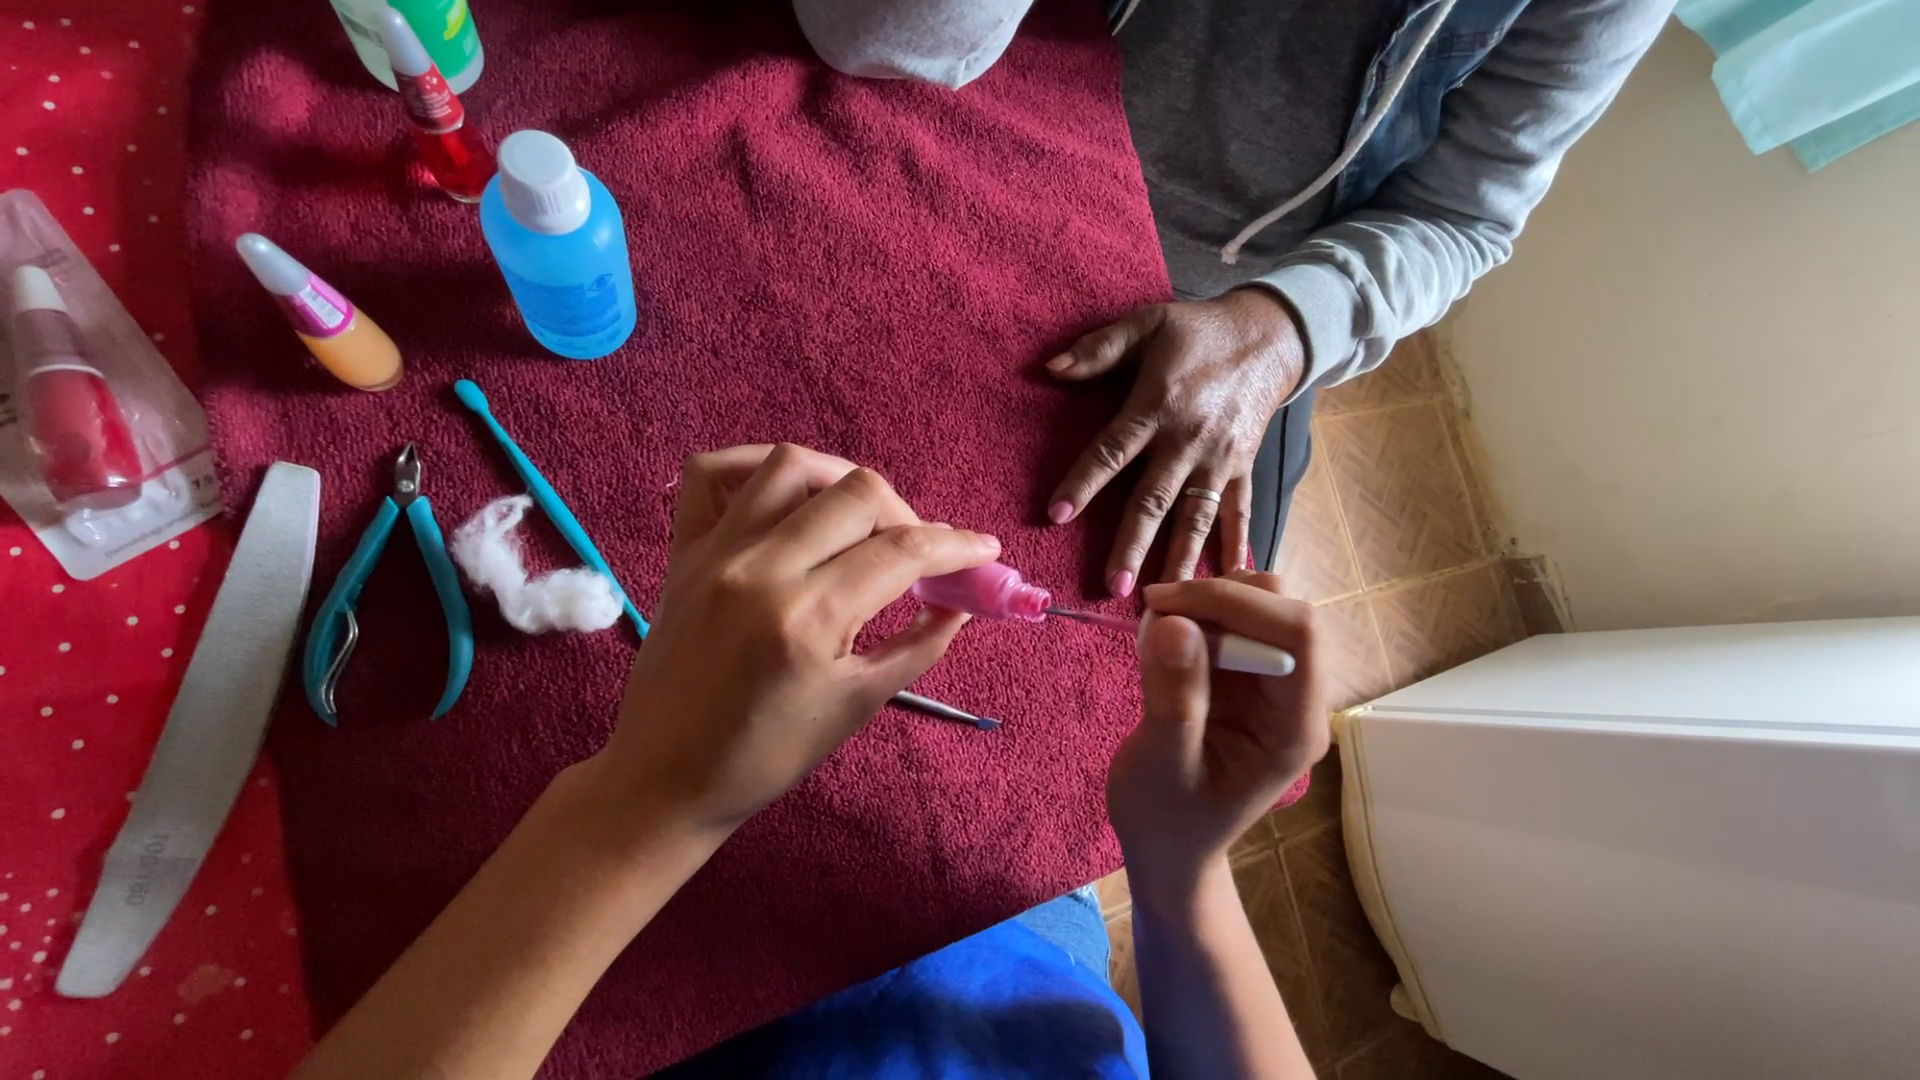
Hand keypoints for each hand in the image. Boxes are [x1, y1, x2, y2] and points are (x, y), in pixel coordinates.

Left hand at [594, 444, 999, 838]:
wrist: (663, 778)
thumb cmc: (766, 755)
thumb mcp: (857, 706)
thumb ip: (918, 646)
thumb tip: (960, 603)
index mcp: (809, 618)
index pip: (903, 550)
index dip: (957, 546)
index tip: (984, 552)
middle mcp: (761, 569)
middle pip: (857, 492)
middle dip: (907, 515)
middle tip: (917, 553)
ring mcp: (715, 552)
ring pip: (792, 465)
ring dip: (843, 481)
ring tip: (859, 520)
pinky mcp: (682, 550)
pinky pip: (710, 473)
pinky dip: (754, 465)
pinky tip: (788, 495)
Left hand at [1046, 288, 1304, 594]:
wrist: (1270, 335)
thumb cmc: (1198, 331)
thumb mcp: (1146, 323)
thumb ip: (1099, 348)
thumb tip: (1051, 368)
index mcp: (1157, 405)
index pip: (1112, 451)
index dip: (1083, 483)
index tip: (1057, 516)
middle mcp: (1187, 441)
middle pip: (1154, 500)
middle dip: (1133, 544)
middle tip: (1113, 585)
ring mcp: (1219, 460)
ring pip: (1195, 518)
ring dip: (1178, 559)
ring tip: (1165, 598)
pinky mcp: (1243, 468)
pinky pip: (1238, 512)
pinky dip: (1235, 546)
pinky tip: (1229, 579)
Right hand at [1105, 571, 1328, 901]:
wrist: (1170, 846)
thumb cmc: (1166, 818)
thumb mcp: (1162, 765)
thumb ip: (1175, 697)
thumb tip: (1176, 622)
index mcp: (1294, 727)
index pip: (1296, 635)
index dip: (1236, 604)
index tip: (1164, 608)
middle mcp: (1297, 699)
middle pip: (1284, 610)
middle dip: (1218, 597)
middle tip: (1154, 613)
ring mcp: (1273, 686)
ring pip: (1261, 606)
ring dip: (1205, 603)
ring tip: (1156, 631)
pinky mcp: (1247, 678)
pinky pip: (1233, 621)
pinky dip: (1196, 615)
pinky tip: (1163, 642)